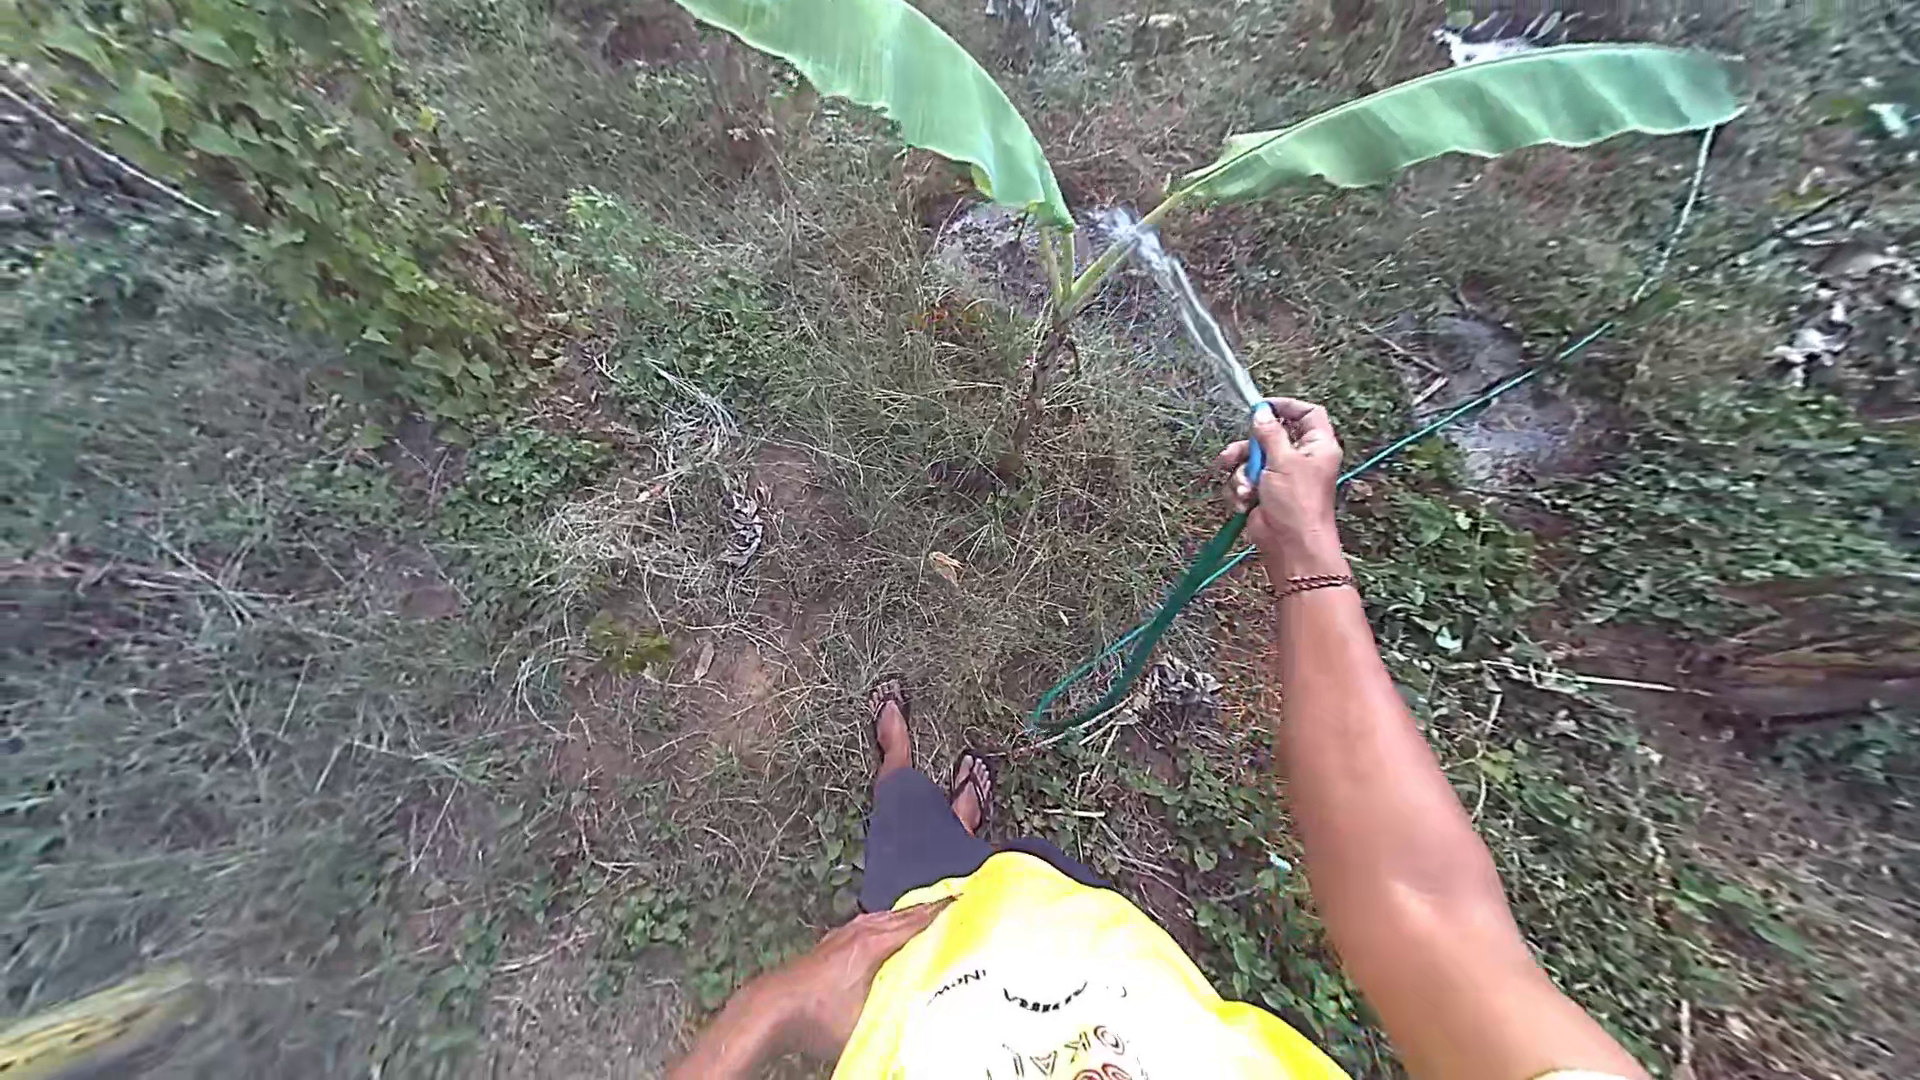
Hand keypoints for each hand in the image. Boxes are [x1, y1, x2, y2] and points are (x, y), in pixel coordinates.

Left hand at [759, 899, 951, 1058]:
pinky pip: (873, 920)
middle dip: (931, 908)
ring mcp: (848, 930)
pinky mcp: (837, 938)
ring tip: (931, 912)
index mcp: (875, 943)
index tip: (966, 900)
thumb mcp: (864, 1021)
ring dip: (910, 913)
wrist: (776, 1005)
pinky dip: (891, 919)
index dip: (942, 912)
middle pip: (905, 913)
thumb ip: (894, 1014)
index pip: (916, 921)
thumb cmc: (819, 1016)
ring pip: (888, 915)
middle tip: (956, 903)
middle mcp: (864, 929)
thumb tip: (923, 1020)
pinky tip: (891, 925)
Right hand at [1215, 397, 1346, 578]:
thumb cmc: (1296, 502)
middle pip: (1267, 437)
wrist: (1289, 543)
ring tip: (1244, 490)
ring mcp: (1278, 476)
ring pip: (1248, 460)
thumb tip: (1260, 412)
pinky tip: (1245, 502)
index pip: (1306, 414)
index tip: (1261, 406)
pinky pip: (1241, 481)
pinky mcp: (1261, 493)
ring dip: (1240, 474)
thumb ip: (1269, 433)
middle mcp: (1298, 458)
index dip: (1284, 407)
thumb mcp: (1282, 460)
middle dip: (1247, 449)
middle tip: (1233, 455)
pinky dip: (1239, 491)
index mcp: (1316, 446)